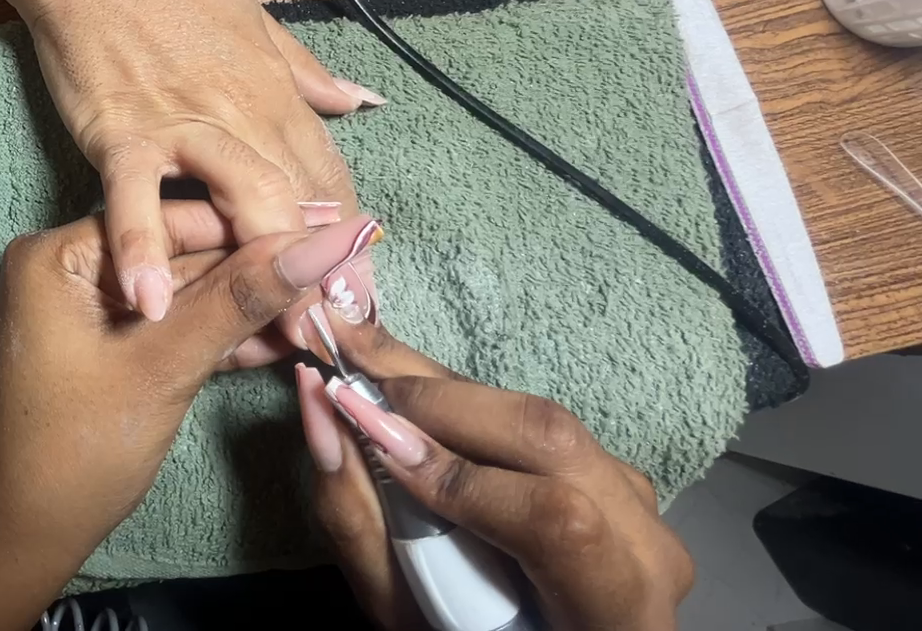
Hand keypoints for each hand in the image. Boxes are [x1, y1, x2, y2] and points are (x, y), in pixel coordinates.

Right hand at [0, 0, 379, 324]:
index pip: (328, 175)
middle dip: (324, 274)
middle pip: (300, 201)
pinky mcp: (121, 132)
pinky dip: (146, 246)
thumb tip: (361, 102)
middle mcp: (241, 112)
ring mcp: (181, 124)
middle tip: (332, 342)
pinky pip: (138, 197)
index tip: (359, 296)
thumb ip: (303, 69)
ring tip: (275, 342)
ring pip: (242, 200)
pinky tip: (152, 303)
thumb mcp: (249, 18)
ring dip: (263, 271)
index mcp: (273, 89)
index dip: (350, 240)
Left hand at [0, 203, 378, 556]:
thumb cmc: (82, 448)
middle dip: (256, 273)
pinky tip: (280, 336)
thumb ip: (240, 299)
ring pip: (180, 290)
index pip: (169, 220)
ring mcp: (83, 298)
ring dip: (246, 307)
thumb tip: (323, 244)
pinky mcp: (104, 332)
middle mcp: (66, 260)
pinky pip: (167, 319)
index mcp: (57, 251)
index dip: (254, 228)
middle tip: (340, 273)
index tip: (332, 231)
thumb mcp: (165, 365)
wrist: (32, 529)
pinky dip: (215, 331)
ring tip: (325, 307)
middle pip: (178, 254)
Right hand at [295, 319, 693, 630]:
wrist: (527, 629)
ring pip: (531, 409)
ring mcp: (631, 496)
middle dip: (431, 398)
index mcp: (613, 614)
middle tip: (343, 368)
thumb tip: (316, 398)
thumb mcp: (396, 607)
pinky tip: (393, 379)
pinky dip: (444, 388)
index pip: (557, 522)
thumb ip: (352, 511)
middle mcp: (646, 546)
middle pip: (547, 437)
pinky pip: (520, 408)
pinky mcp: (602, 461)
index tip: (367, 436)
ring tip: (356, 359)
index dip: (459, 475)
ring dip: (430, 381)